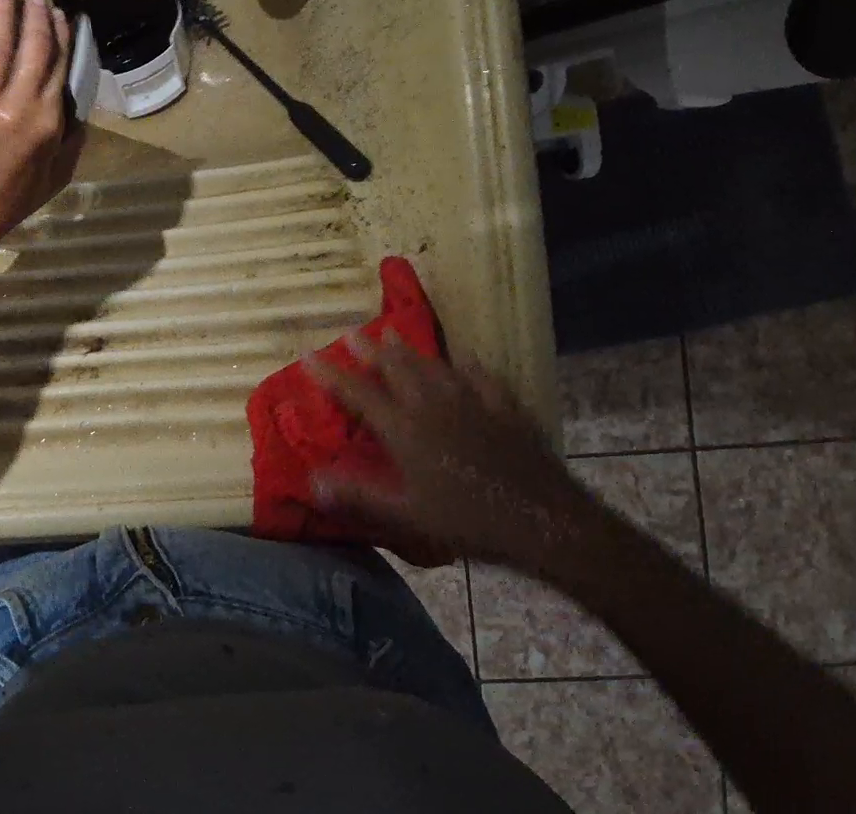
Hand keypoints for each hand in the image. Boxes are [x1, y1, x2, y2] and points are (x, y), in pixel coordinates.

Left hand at [0, 0, 83, 254]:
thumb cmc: (12, 199)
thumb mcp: (58, 175)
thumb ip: (73, 140)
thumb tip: (80, 107)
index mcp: (48, 122)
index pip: (58, 65)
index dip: (59, 34)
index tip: (57, 13)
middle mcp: (17, 110)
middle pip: (31, 51)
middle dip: (34, 17)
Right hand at [304, 333, 597, 573]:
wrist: (546, 523)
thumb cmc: (468, 522)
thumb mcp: (404, 514)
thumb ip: (357, 495)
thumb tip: (312, 481)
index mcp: (404, 430)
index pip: (358, 393)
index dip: (330, 374)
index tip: (308, 355)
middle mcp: (434, 407)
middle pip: (397, 369)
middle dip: (371, 350)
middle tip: (352, 333)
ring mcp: (474, 405)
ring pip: (435, 367)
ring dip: (411, 350)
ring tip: (394, 334)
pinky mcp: (507, 412)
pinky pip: (483, 378)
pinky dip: (468, 364)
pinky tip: (465, 357)